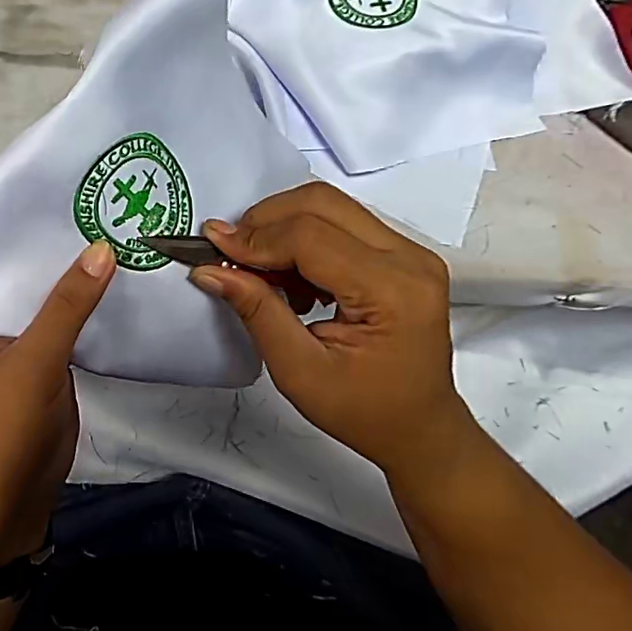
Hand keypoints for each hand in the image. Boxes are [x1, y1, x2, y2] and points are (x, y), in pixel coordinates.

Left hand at [0, 240, 115, 570]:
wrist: (7, 506)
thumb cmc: (4, 429)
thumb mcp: (34, 361)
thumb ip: (66, 307)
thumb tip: (103, 247)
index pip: (7, 257)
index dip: (39, 228)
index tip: (78, 193)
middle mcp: (3, 322)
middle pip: (39, 277)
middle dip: (70, 250)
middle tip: (114, 208)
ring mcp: (31, 345)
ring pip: (61, 303)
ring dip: (87, 280)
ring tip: (127, 236)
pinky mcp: (56, 366)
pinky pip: (77, 328)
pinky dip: (97, 311)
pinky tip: (126, 287)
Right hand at [188, 182, 472, 481]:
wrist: (419, 427)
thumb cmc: (368, 410)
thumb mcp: (299, 371)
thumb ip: (256, 311)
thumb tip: (212, 270)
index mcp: (393, 293)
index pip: (309, 237)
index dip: (254, 239)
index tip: (214, 250)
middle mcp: (410, 261)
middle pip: (320, 204)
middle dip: (264, 221)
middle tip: (232, 253)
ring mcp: (409, 251)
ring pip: (328, 204)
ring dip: (281, 226)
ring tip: (262, 270)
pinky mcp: (399, 250)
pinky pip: (339, 219)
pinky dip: (300, 234)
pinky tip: (290, 274)